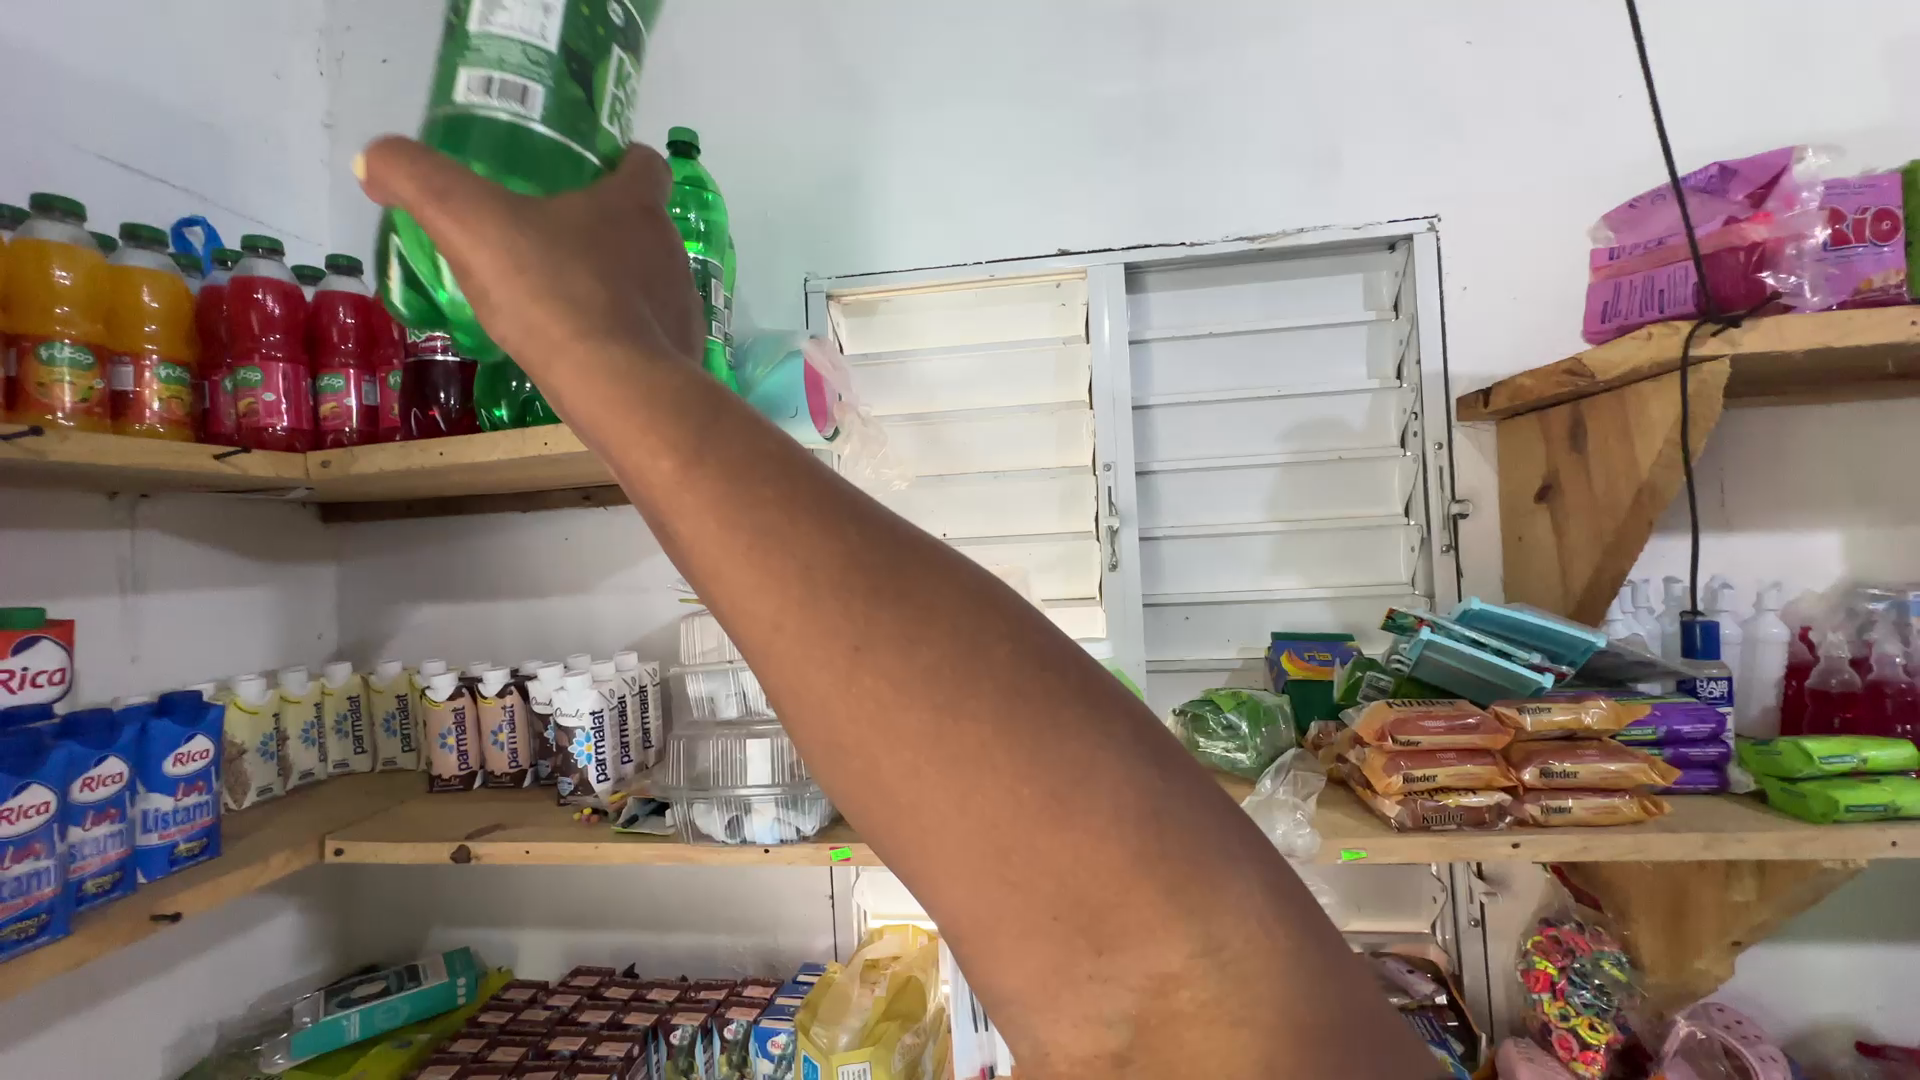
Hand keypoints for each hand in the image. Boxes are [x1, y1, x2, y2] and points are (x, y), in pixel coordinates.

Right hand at [354, 137, 702, 421]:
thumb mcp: (468, 222)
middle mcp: (671, 252)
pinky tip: (589, 352)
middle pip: (645, 227)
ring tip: (566, 302)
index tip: (595, 170)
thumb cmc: (554, 295)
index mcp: (635, 207)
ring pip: (650, 284)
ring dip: (617, 287)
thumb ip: (417, 178)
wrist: (620, 389)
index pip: (647, 165)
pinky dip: (627, 337)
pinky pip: (653, 336)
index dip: (623, 161)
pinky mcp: (684, 356)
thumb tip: (374, 161)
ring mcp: (685, 307)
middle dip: (607, 230)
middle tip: (555, 242)